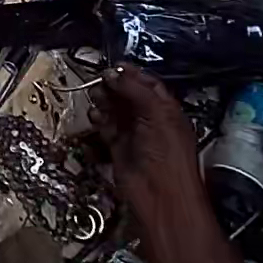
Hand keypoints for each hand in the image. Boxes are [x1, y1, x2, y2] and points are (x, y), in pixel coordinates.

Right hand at [100, 64, 202, 221]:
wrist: (160, 197)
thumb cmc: (166, 154)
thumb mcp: (156, 114)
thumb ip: (133, 89)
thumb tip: (111, 73)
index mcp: (167, 111)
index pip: (149, 85)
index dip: (131, 74)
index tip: (113, 65)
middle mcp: (151, 120)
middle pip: (129, 95)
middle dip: (114, 86)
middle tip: (98, 79)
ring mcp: (134, 135)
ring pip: (115, 109)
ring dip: (104, 100)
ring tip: (95, 95)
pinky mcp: (118, 148)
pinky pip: (106, 127)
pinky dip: (99, 119)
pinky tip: (95, 116)